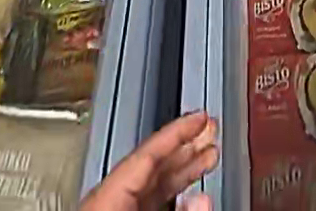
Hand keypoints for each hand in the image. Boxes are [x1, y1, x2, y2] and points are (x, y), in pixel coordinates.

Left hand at [78, 112, 218, 210]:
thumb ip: (177, 209)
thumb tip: (204, 197)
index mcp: (104, 194)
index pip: (147, 150)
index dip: (178, 129)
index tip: (202, 115)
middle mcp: (103, 197)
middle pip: (149, 164)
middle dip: (185, 145)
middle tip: (212, 128)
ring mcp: (107, 208)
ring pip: (148, 184)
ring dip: (181, 169)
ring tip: (209, 154)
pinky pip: (144, 201)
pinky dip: (168, 192)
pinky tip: (189, 190)